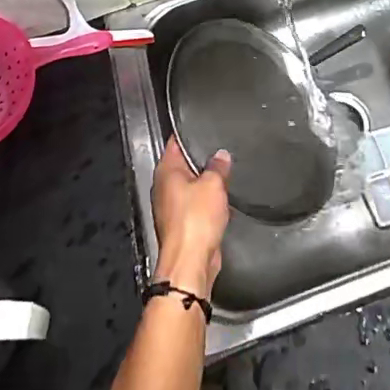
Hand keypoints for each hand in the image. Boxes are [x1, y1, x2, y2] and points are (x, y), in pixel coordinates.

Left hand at [151, 137, 231, 297]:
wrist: (190, 263)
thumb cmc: (196, 220)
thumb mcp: (213, 185)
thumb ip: (218, 167)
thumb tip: (221, 156)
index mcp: (166, 170)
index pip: (176, 142)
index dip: (190, 133)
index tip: (205, 126)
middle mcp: (164, 186)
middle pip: (184, 164)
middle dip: (202, 160)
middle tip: (222, 151)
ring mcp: (171, 207)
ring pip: (191, 186)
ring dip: (206, 184)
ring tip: (225, 175)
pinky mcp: (181, 225)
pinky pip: (196, 206)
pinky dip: (207, 204)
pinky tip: (222, 202)